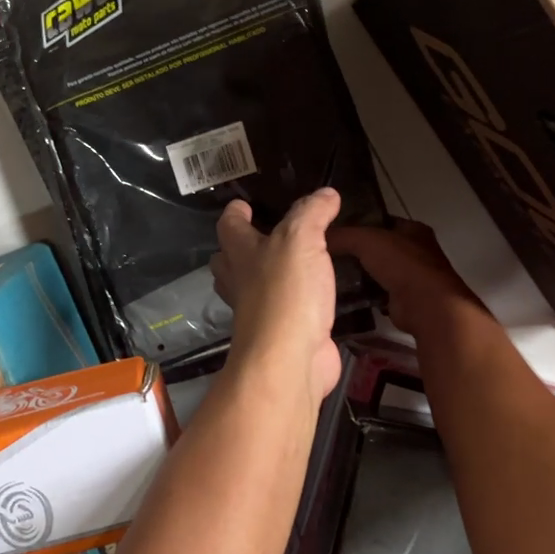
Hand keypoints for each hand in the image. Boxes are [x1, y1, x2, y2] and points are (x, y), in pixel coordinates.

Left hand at [210, 188, 343, 400]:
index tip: (242, 203)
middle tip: (259, 234)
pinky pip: (281, 310)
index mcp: (239, 254)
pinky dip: (292, 300)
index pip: (228, 226)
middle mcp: (241, 282)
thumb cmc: (286, 293)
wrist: (288, 359)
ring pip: (251, 287)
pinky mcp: (279, 334)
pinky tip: (312, 295)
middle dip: (238, 247)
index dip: (235, 212)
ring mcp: (257, 311)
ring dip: (262, 275)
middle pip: (228, 260)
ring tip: (287, 263)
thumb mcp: (301, 240)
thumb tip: (325, 194)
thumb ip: (312, 214)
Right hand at [327, 219, 482, 338]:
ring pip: (376, 270)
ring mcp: (411, 277)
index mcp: (413, 229)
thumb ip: (342, 235)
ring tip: (329, 274)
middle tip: (326, 254)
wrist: (426, 305)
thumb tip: (317, 235)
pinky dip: (363, 294)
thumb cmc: (401, 263)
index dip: (358, 223)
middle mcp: (415, 251)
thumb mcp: (366, 239)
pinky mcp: (403, 299)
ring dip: (358, 274)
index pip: (380, 221)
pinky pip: (377, 292)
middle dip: (355, 251)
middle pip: (377, 247)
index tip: (334, 230)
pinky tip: (343, 294)